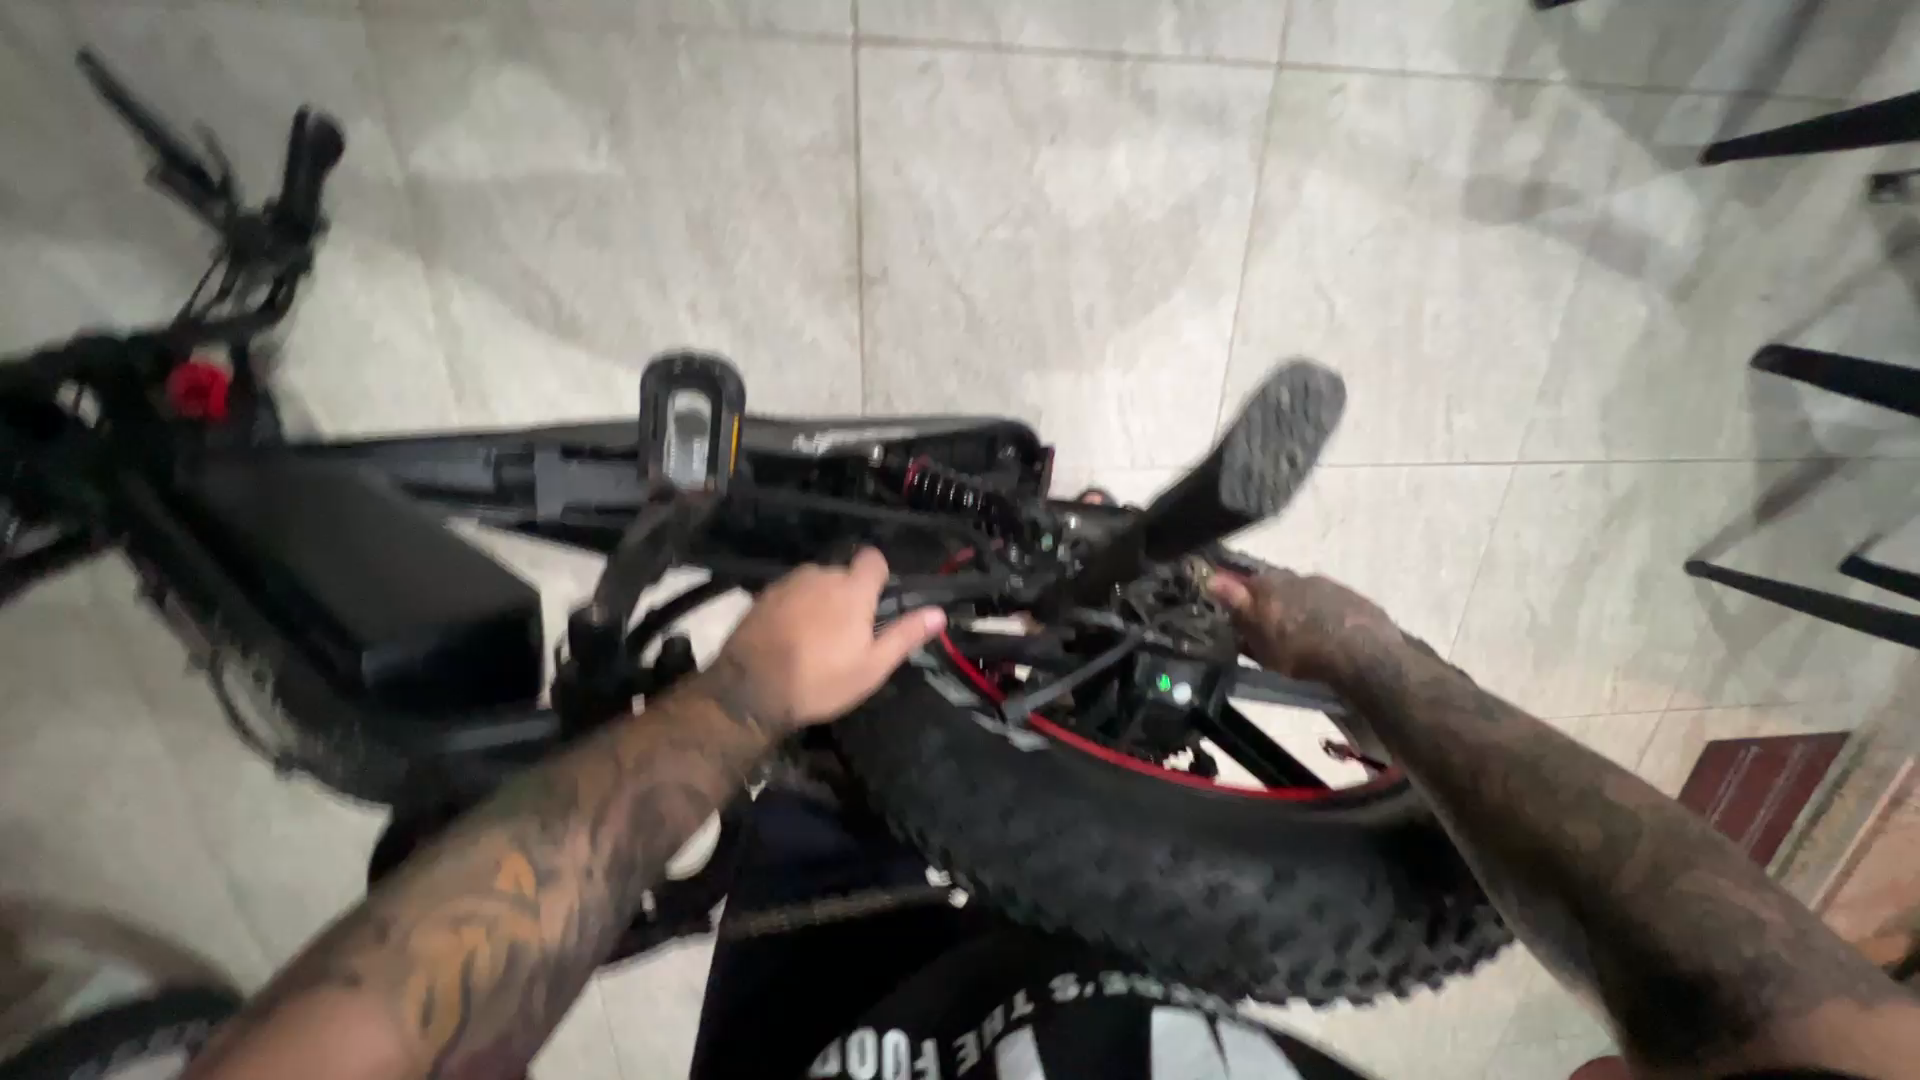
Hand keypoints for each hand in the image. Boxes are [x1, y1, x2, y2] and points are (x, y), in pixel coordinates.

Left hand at [705, 547, 945, 735]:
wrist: (750, 690)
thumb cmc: (820, 681)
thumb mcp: (871, 667)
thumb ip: (905, 635)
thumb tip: (938, 613)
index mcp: (852, 590)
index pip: (873, 559)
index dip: (878, 576)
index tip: (876, 602)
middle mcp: (821, 576)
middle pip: (843, 573)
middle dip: (848, 595)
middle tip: (847, 633)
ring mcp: (789, 583)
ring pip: (815, 582)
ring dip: (820, 600)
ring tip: (816, 637)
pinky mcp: (763, 595)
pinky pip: (791, 593)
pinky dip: (795, 607)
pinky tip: (790, 636)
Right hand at [1207, 567, 1402, 687]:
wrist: (1363, 656)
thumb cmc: (1300, 650)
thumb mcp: (1258, 635)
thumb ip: (1236, 604)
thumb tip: (1210, 577)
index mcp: (1269, 584)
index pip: (1244, 582)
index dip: (1242, 601)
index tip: (1243, 621)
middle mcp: (1297, 576)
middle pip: (1277, 588)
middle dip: (1273, 605)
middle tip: (1273, 633)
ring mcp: (1329, 585)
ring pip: (1305, 595)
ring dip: (1301, 610)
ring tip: (1305, 638)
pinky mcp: (1354, 598)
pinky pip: (1331, 605)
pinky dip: (1326, 617)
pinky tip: (1330, 637)